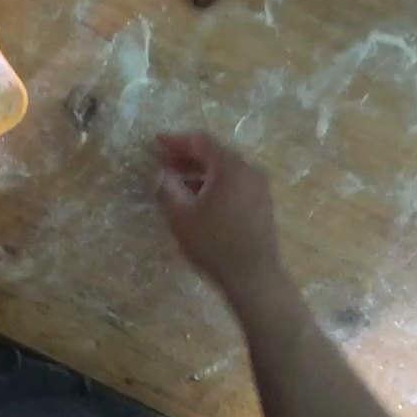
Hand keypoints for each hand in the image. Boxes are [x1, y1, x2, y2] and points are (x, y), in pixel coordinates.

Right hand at [155, 131, 284, 302]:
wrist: (252, 275)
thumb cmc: (213, 243)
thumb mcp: (181, 216)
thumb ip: (167, 188)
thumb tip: (159, 173)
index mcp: (230, 167)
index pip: (201, 142)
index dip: (176, 140)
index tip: (156, 143)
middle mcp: (248, 170)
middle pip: (214, 154)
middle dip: (186, 156)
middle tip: (162, 161)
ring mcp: (258, 187)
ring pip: (224, 170)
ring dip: (199, 171)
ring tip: (175, 181)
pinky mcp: (261, 203)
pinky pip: (233, 183)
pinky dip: (213, 183)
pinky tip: (197, 197)